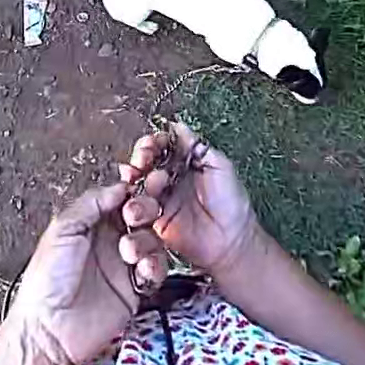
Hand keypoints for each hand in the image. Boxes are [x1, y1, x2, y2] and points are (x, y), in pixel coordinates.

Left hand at [5, 183, 153, 364]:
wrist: (48, 331)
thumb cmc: (46, 282)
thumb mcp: (62, 230)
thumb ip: (91, 203)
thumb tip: (119, 187)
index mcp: (93, 223)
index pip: (123, 198)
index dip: (135, 191)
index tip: (145, 184)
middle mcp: (111, 240)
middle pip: (143, 215)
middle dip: (146, 210)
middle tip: (136, 216)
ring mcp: (124, 264)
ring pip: (152, 240)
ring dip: (146, 241)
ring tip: (129, 251)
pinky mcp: (135, 289)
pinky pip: (156, 270)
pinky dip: (155, 266)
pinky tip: (142, 270)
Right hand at [118, 122, 260, 281]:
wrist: (233, 239)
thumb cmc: (231, 199)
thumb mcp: (219, 165)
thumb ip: (196, 146)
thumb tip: (176, 124)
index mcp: (181, 161)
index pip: (160, 146)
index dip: (152, 143)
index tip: (150, 145)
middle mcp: (167, 178)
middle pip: (145, 163)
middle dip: (140, 159)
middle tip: (141, 163)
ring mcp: (159, 201)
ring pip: (139, 186)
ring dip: (136, 182)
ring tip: (143, 183)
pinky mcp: (154, 223)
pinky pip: (138, 212)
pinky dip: (131, 206)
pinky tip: (131, 203)